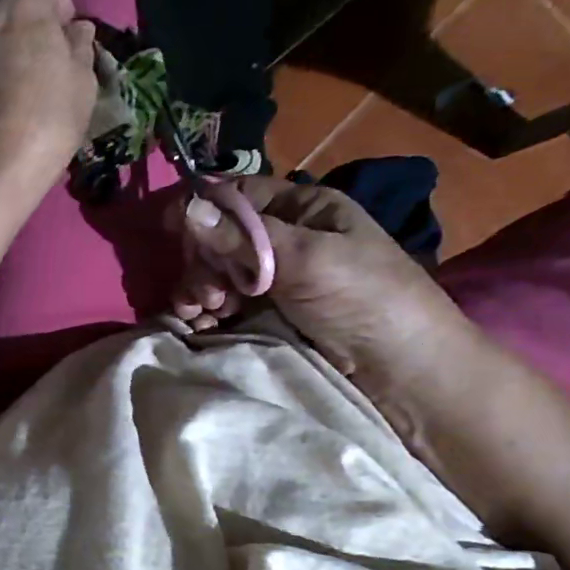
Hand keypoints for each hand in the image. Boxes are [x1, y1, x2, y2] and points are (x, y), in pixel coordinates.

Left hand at [0, 0, 98, 191]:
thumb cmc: (49, 121)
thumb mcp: (83, 83)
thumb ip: (80, 47)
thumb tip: (76, 30)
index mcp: (24, 6)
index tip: (65, 29)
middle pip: (9, 0)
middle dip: (31, 22)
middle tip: (51, 62)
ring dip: (10, 50)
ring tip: (28, 90)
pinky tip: (6, 110)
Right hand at [172, 178, 465, 376]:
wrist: (400, 372)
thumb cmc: (365, 299)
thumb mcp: (308, 258)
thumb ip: (245, 238)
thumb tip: (186, 208)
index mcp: (303, 211)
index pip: (240, 196)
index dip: (204, 208)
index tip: (169, 227)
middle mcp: (284, 242)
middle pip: (222, 239)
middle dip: (204, 261)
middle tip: (208, 294)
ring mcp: (274, 285)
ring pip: (218, 276)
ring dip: (201, 290)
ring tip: (204, 313)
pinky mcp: (265, 321)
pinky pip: (224, 309)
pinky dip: (207, 316)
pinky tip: (202, 327)